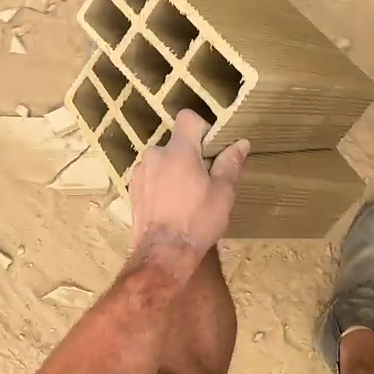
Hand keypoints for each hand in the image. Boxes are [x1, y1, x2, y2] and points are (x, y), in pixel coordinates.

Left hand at [126, 111, 248, 278]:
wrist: (163, 254)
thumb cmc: (197, 221)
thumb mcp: (223, 193)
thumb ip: (231, 163)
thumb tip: (241, 143)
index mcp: (178, 151)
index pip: (188, 118)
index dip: (203, 128)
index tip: (212, 149)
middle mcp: (155, 155)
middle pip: (176, 143)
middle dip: (190, 155)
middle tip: (204, 180)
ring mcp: (140, 173)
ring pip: (163, 161)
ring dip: (174, 171)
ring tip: (187, 198)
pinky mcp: (132, 190)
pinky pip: (151, 177)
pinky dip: (161, 184)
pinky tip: (171, 207)